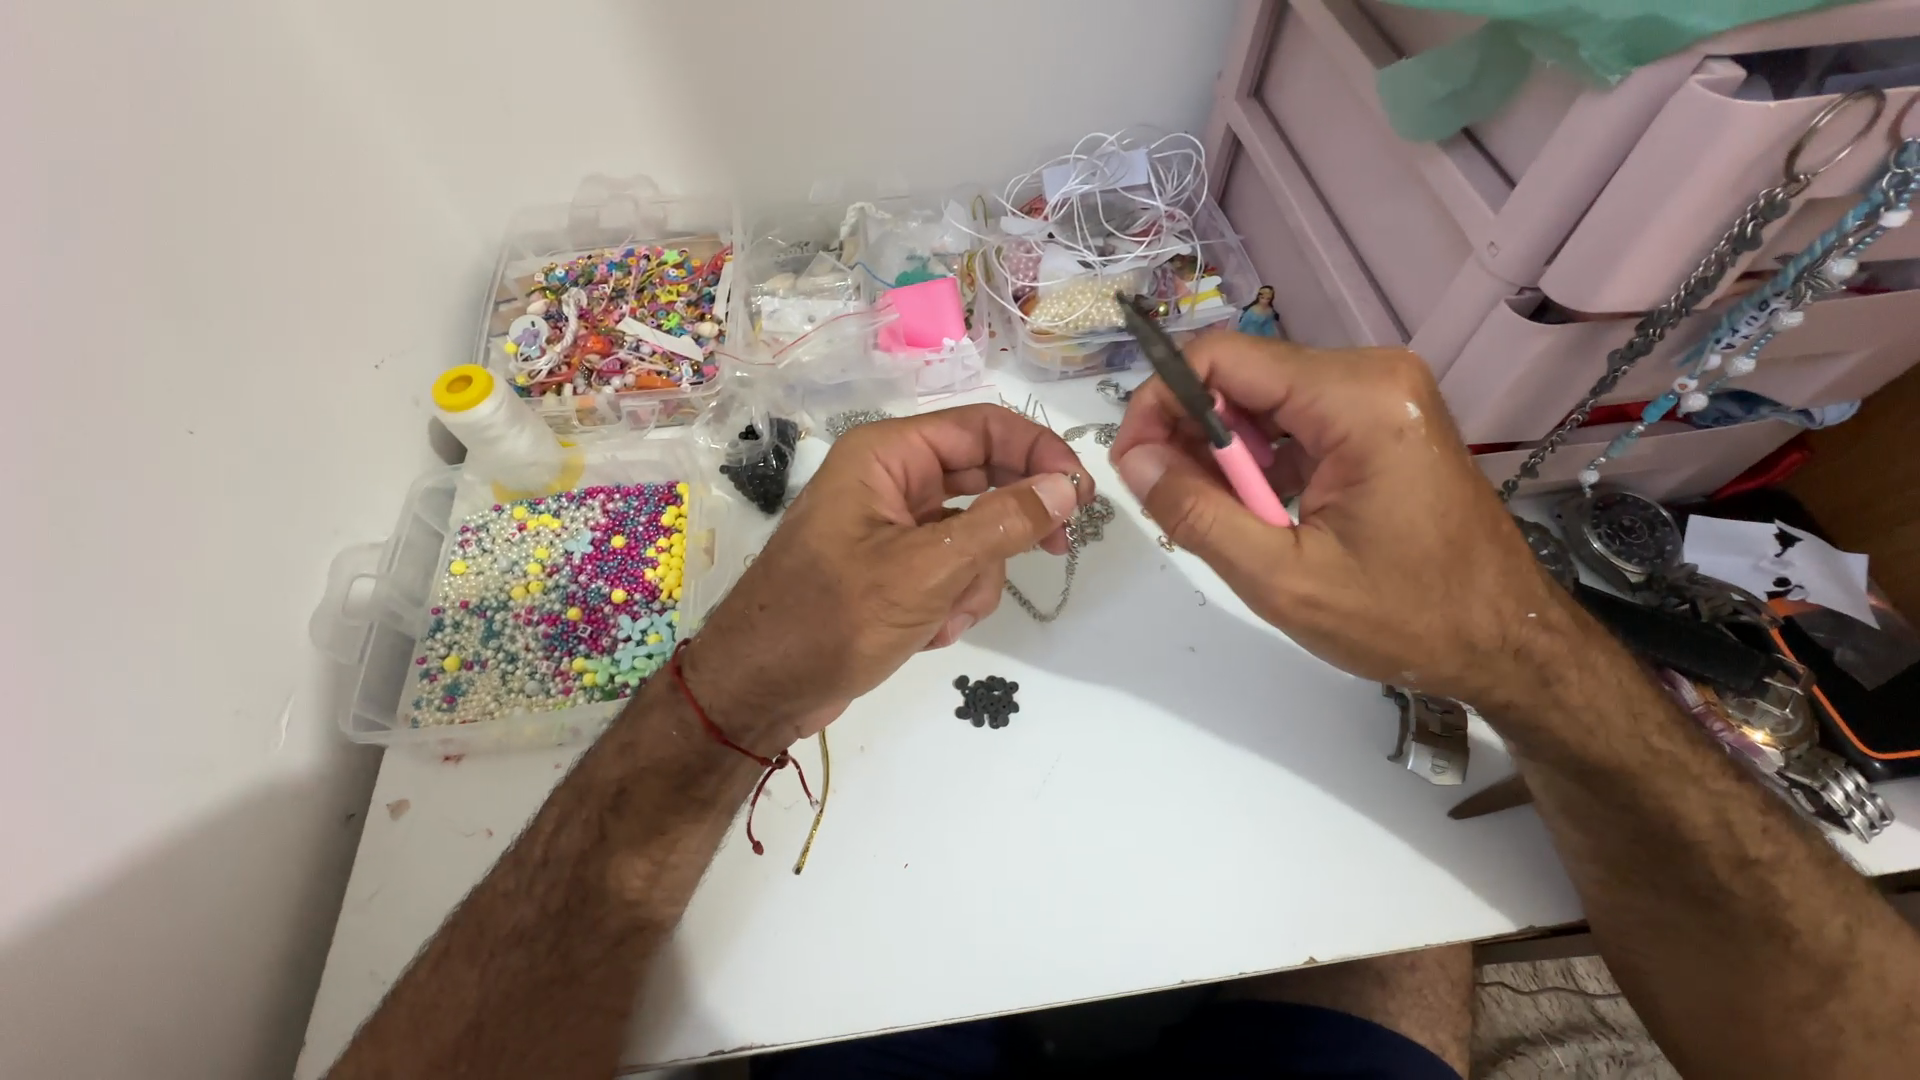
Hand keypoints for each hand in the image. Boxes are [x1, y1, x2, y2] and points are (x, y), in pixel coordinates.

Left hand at [682, 405, 1091, 749]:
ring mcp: (890, 527)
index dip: (1039, 452)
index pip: (983, 429)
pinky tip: (927, 632)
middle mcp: (889, 481)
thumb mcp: (928, 569)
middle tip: (1056, 551)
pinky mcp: (891, 569)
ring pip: (972, 533)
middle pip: (982, 480)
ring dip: (974, 579)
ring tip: (945, 616)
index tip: (1081, 494)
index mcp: (887, 456)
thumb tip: (1066, 486)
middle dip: (1010, 525)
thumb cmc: (833, 618)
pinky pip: (949, 569)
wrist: (761, 690)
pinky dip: (951, 601)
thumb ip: (1003, 523)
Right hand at [1108, 333, 1569, 706]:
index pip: (1222, 359)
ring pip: (1260, 399)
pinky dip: (1256, 459)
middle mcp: (1371, 375)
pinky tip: (1254, 509)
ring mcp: (1380, 395)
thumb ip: (1195, 513)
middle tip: (1165, 498)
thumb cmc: (1405, 619)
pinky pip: (1292, 420)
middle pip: (1240, 375)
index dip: (1160, 400)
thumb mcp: (1281, 579)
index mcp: (1356, 399)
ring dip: (1220, 452)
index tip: (1132, 460)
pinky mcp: (1380, 420)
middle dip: (1188, 432)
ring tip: (1214, 515)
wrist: (1509, 643)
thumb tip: (1133, 458)